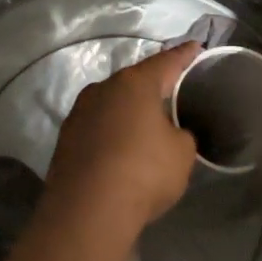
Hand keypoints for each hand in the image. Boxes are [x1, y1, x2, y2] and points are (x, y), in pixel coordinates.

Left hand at [45, 41, 200, 233]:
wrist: (86, 213)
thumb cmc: (143, 173)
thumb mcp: (182, 153)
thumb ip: (182, 134)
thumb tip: (171, 133)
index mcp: (135, 84)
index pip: (167, 61)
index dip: (185, 55)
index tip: (196, 47)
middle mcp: (103, 89)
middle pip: (135, 81)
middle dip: (154, 85)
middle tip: (173, 91)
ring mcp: (79, 114)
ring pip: (112, 104)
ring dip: (129, 112)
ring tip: (147, 123)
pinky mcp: (65, 141)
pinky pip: (98, 128)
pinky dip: (112, 133)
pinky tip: (121, 148)